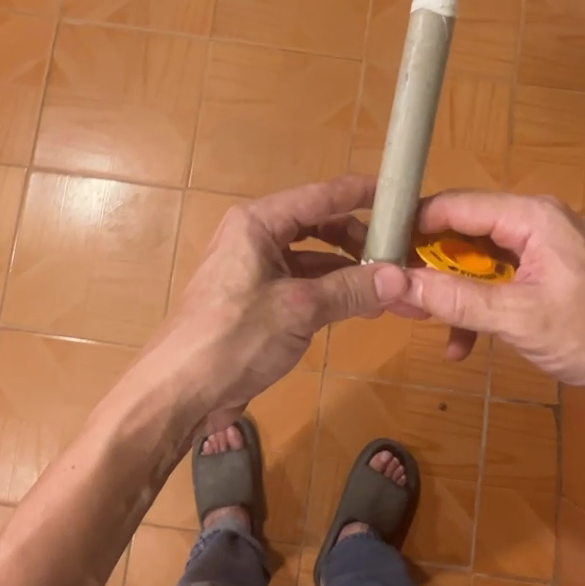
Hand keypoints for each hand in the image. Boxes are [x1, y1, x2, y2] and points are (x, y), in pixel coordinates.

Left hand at [159, 175, 406, 419]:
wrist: (179, 391)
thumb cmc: (233, 337)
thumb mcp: (299, 309)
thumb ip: (351, 289)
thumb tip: (402, 277)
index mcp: (257, 223)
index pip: (320, 195)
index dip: (363, 194)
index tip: (405, 196)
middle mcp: (256, 238)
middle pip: (319, 225)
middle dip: (361, 240)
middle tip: (403, 255)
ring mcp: (256, 271)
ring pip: (314, 259)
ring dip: (351, 272)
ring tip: (393, 290)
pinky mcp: (258, 303)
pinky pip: (304, 286)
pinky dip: (333, 293)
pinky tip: (364, 308)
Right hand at [397, 192, 584, 415]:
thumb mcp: (520, 319)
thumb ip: (456, 299)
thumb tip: (395, 282)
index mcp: (530, 217)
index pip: (453, 205)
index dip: (410, 226)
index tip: (374, 253)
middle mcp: (533, 224)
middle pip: (461, 233)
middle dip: (426, 267)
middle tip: (394, 297)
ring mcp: (542, 252)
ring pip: (476, 263)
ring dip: (449, 294)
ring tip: (420, 322)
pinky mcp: (547, 279)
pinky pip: (498, 286)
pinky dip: (477, 311)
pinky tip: (462, 347)